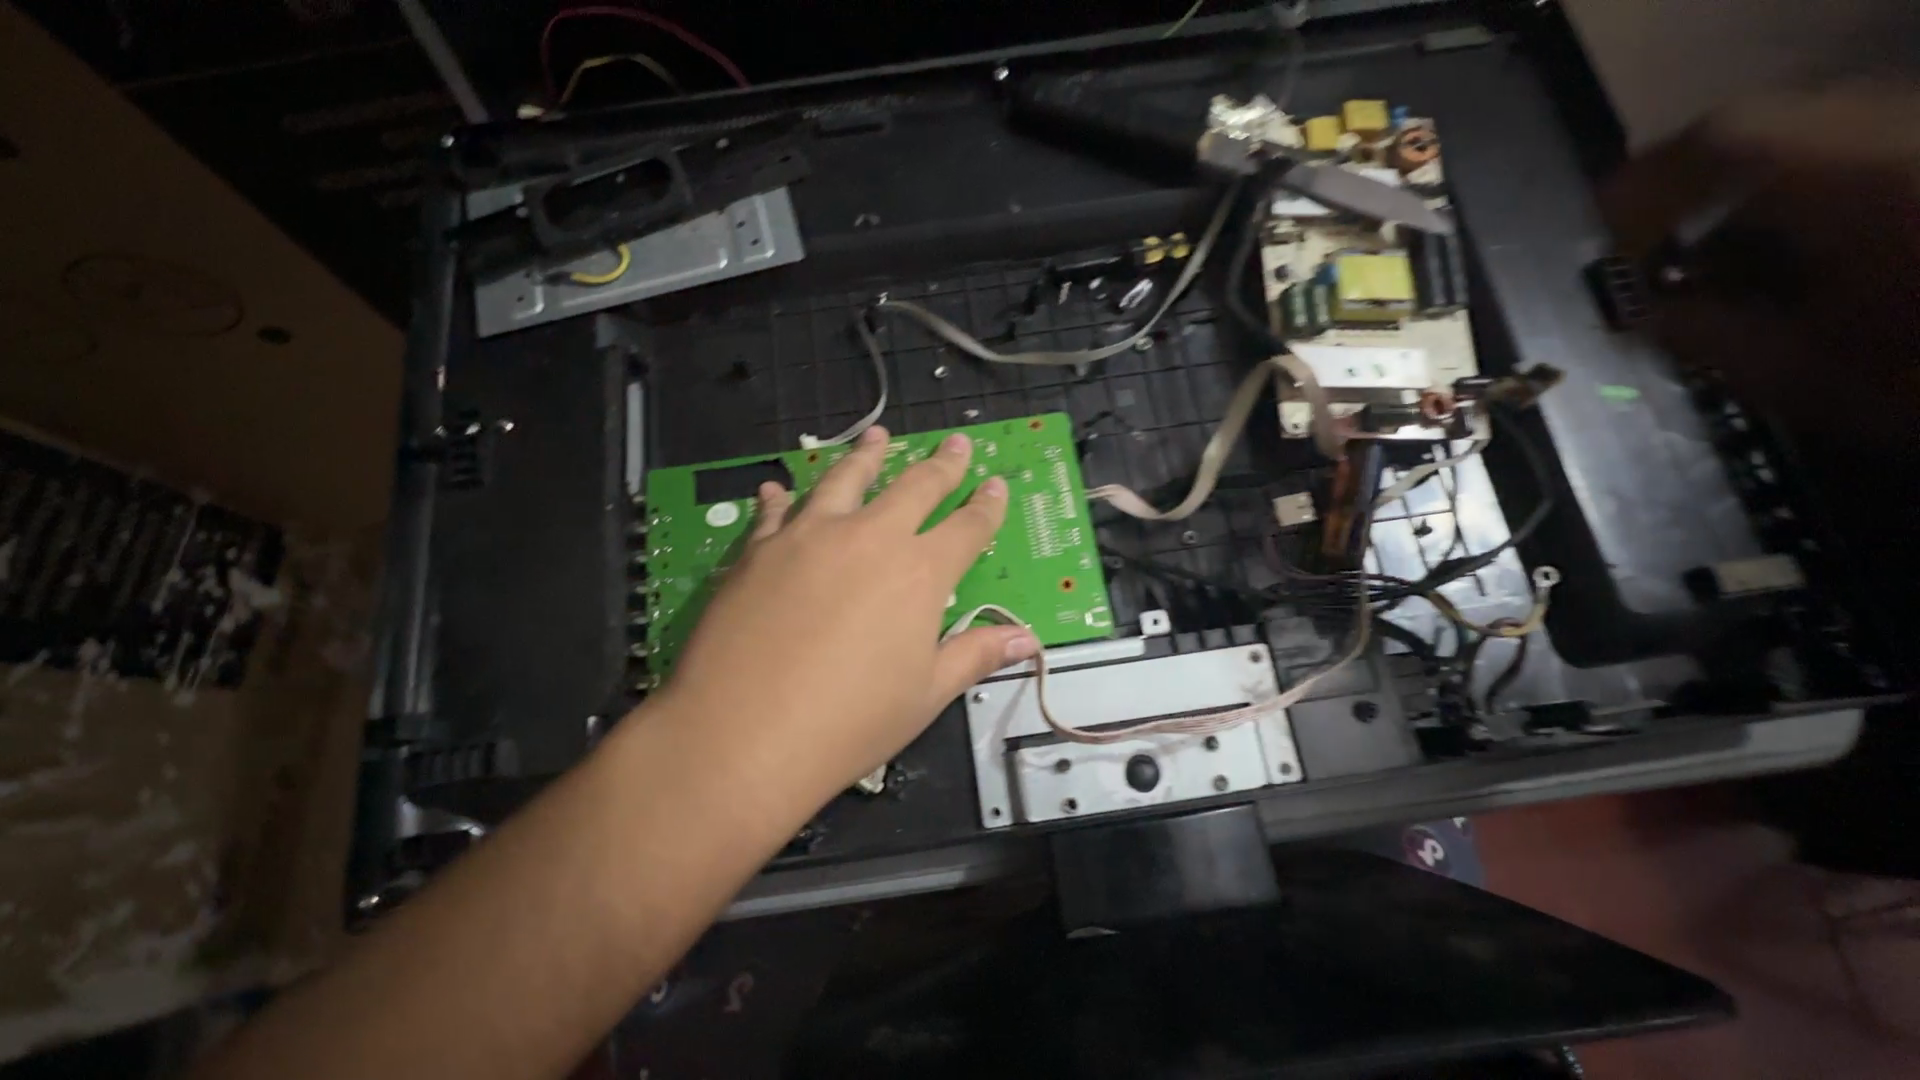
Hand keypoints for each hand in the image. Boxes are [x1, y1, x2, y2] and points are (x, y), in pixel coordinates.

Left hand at [653, 425, 1039, 805]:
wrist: (742, 733)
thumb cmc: (849, 723)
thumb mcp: (924, 695)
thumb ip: (974, 655)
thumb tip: (1025, 638)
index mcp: (918, 573)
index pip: (967, 527)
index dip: (986, 505)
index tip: (996, 484)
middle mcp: (868, 539)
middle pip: (914, 487)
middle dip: (942, 464)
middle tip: (956, 443)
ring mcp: (808, 537)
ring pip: (844, 480)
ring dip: (866, 455)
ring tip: (876, 435)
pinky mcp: (758, 550)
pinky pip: (775, 512)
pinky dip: (782, 496)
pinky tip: (778, 488)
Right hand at [1600, 82, 1919, 448]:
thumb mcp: (1813, 375)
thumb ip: (1712, 337)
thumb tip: (1646, 315)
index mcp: (1850, 182)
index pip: (1721, 141)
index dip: (1644, 178)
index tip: (1604, 226)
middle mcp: (1899, 135)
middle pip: (1769, 126)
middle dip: (1695, 182)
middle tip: (1656, 241)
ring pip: (1822, 132)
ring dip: (1755, 184)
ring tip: (1727, 248)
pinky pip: (1868, 145)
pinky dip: (1815, 186)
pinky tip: (1811, 240)